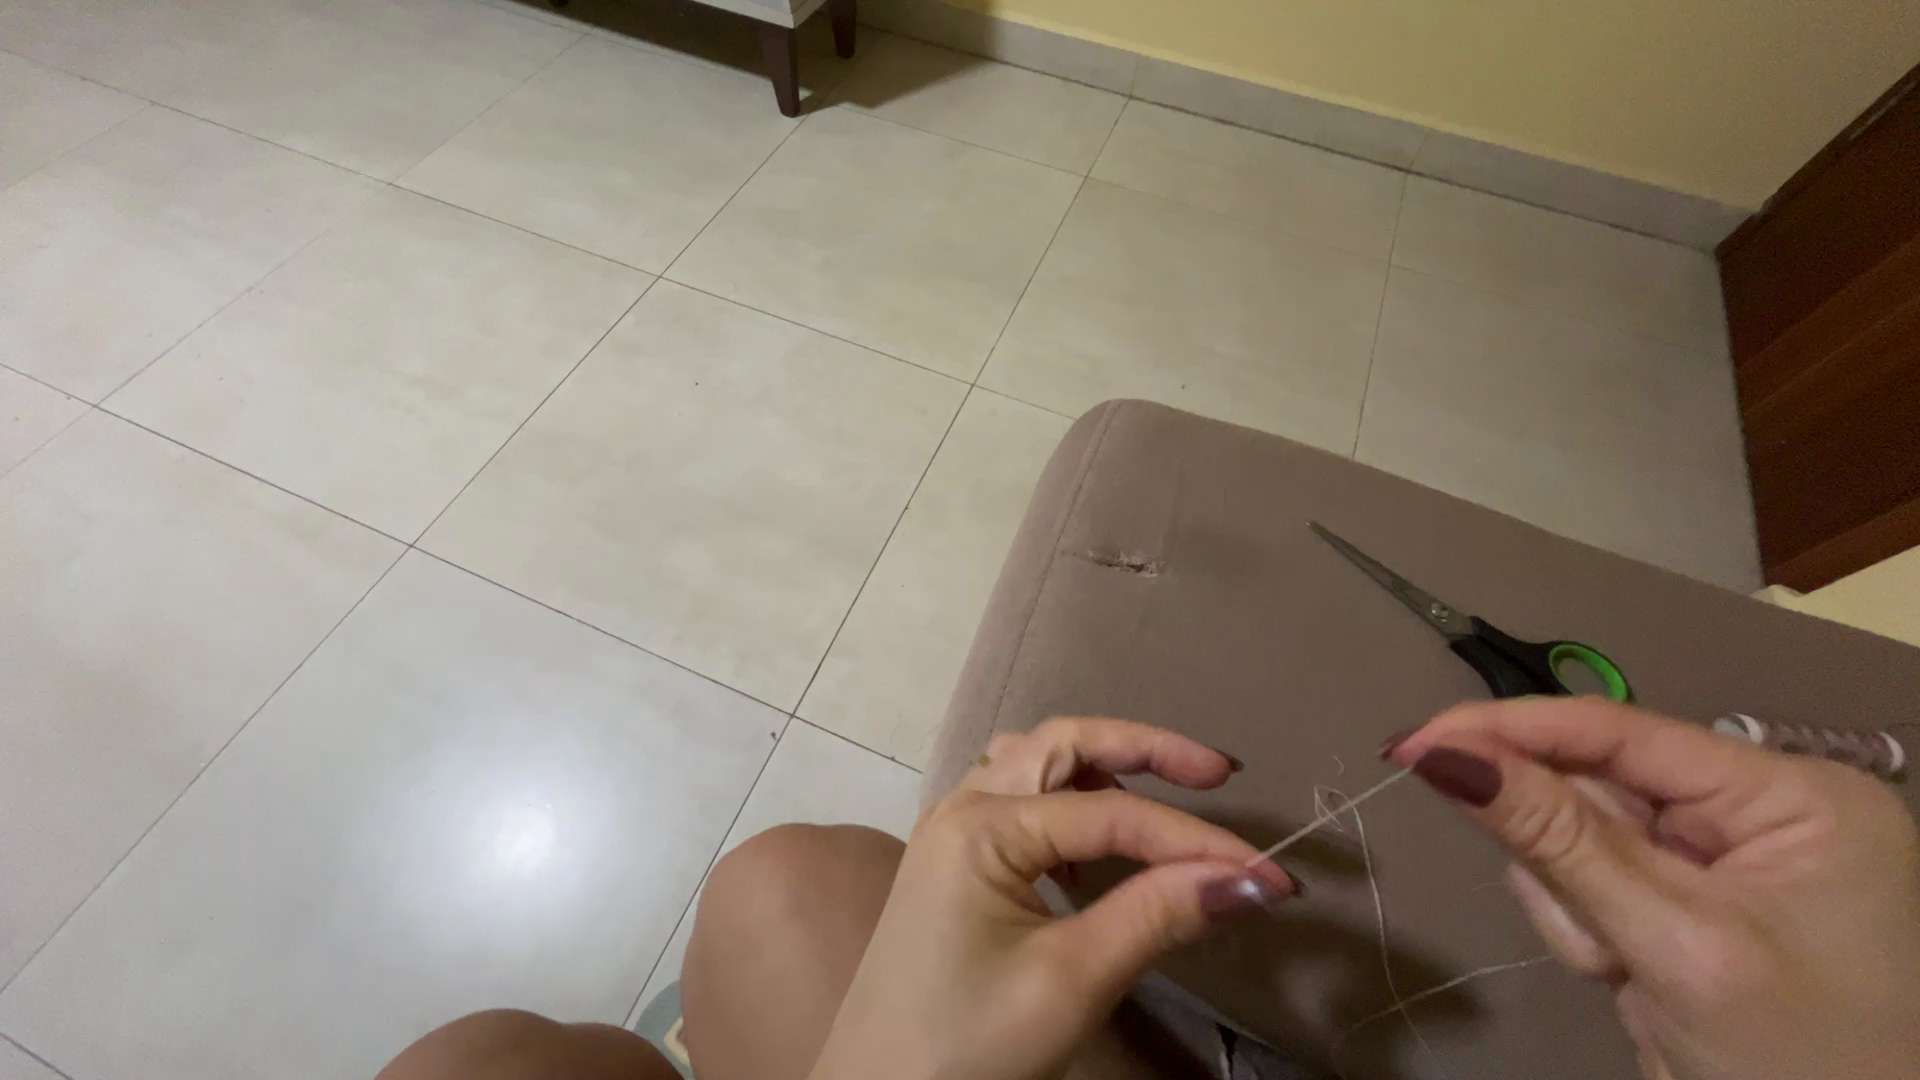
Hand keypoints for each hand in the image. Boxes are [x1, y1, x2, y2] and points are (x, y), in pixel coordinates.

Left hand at [807, 718, 1295, 1079]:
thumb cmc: (966, 1047)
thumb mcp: (1069, 984)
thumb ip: (1156, 918)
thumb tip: (1248, 879)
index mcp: (982, 827)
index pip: (1109, 815)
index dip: (1193, 839)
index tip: (1271, 873)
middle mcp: (964, 805)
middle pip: (1063, 743)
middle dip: (1142, 748)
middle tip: (1215, 773)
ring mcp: (955, 826)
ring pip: (1037, 760)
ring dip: (1100, 764)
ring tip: (1160, 793)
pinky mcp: (958, 854)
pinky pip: (1020, 797)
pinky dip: (1067, 800)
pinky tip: (1093, 847)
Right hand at [1385, 698, 1919, 1079]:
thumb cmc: (1797, 1065)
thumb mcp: (1670, 942)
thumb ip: (1552, 837)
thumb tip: (1438, 755)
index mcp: (1786, 796)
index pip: (1611, 730)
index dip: (1502, 729)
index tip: (1411, 745)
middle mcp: (1744, 806)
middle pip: (1582, 781)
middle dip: (1559, 853)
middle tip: (1582, 922)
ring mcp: (1706, 851)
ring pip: (1563, 826)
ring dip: (1564, 894)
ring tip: (1620, 965)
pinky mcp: (1667, 889)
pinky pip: (1570, 866)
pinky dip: (1572, 916)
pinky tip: (1620, 967)